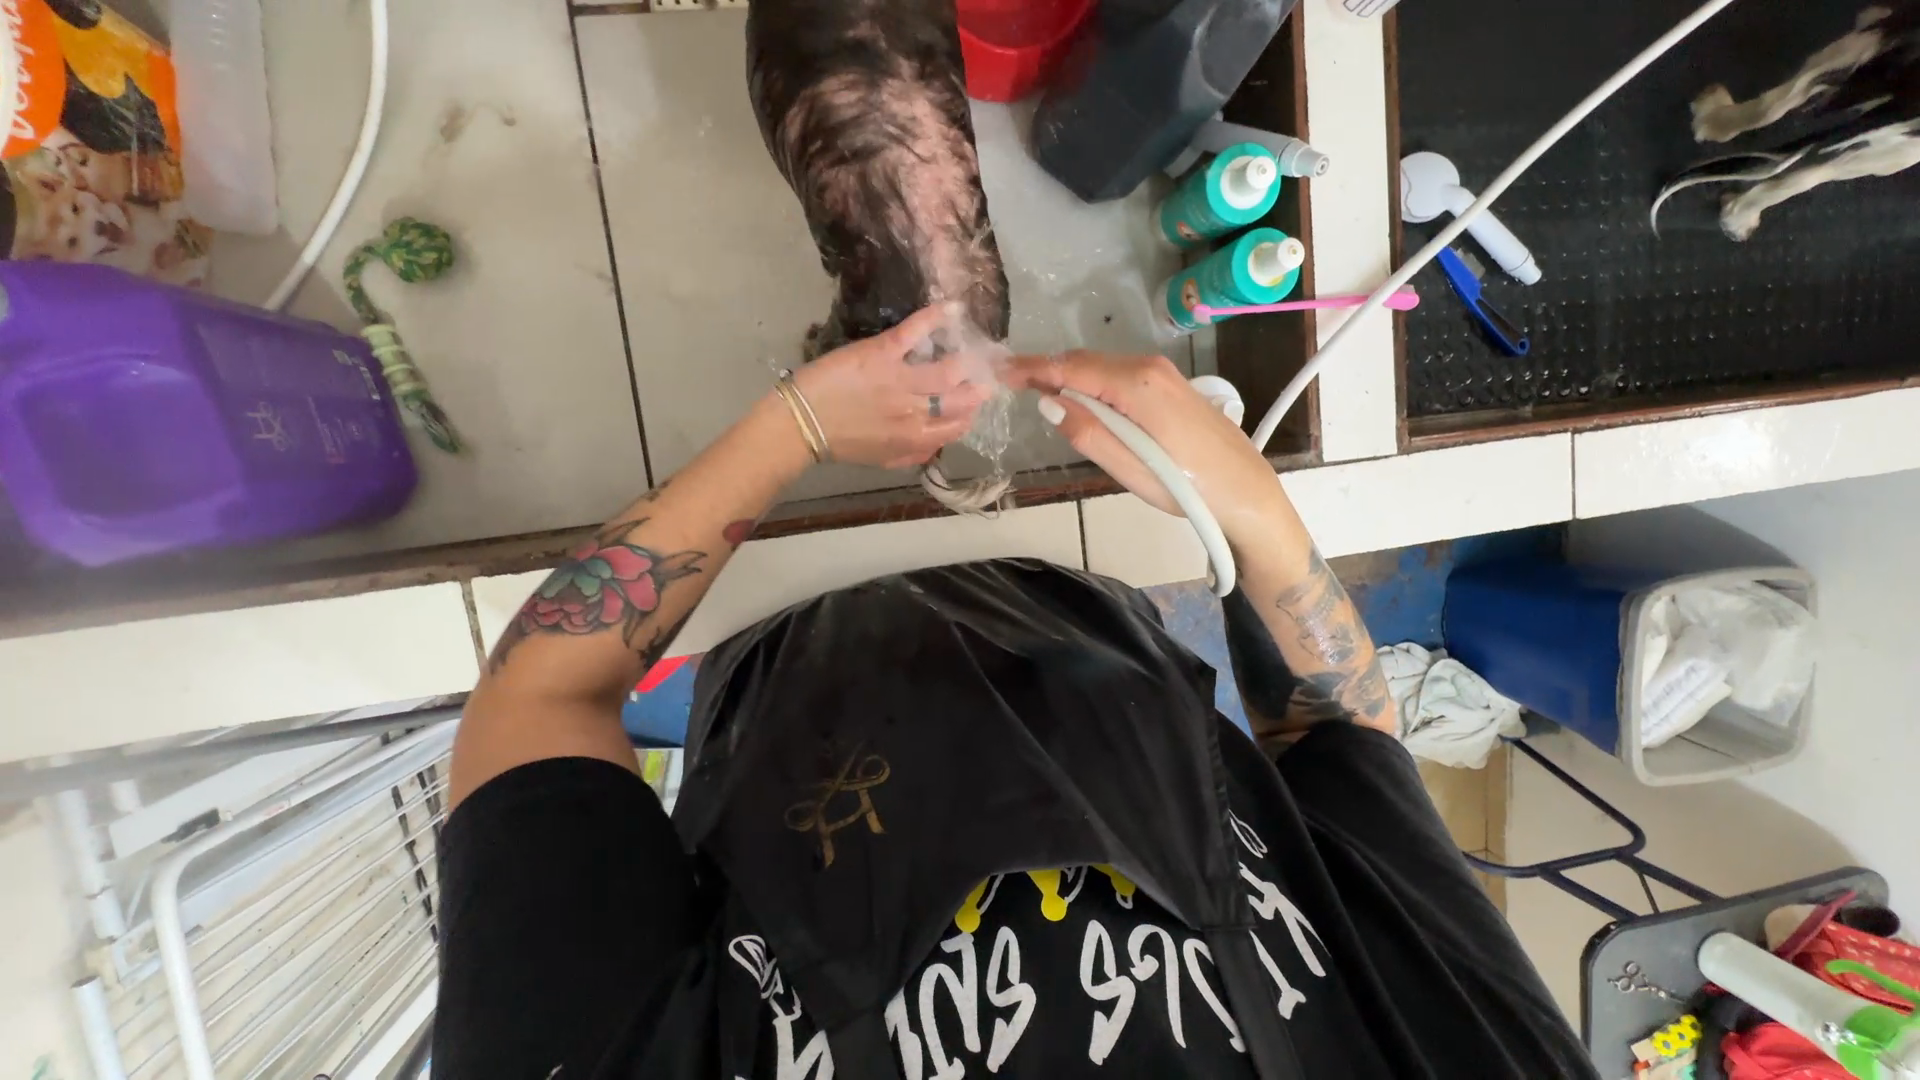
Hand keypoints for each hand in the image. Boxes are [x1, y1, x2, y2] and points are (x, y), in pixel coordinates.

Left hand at [790, 304, 993, 469]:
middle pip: (960, 399)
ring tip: (972, 350)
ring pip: (948, 369)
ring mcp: (900, 381)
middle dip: (978, 387)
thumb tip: (934, 447)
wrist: (802, 423)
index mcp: (915, 439)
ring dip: (965, 359)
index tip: (973, 404)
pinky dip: (936, 318)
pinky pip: (915, 332)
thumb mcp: (882, 459)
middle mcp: (914, 412)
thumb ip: (912, 455)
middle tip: (985, 375)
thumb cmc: (841, 442)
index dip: (970, 414)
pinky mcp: (882, 354)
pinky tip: (952, 308)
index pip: (957, 427)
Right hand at [1003, 351, 1289, 538]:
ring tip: (1038, 394)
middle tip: (1011, 384)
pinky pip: (1120, 376)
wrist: (1246, 492)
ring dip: (1070, 378)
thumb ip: (1088, 433)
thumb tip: (1047, 403)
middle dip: (1047, 370)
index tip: (1000, 371)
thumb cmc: (1187, 488)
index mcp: (1136, 385)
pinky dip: (1094, 384)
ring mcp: (1163, 373)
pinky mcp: (1170, 385)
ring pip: (1102, 368)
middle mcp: (1149, 367)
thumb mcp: (1130, 469)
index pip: (1071, 367)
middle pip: (1085, 362)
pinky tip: (1083, 402)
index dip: (1033, 368)